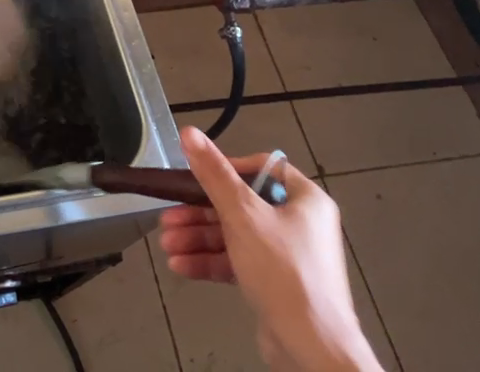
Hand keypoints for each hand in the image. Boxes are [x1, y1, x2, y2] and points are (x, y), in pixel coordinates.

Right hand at [158, 127, 382, 371]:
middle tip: (168, 217)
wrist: (312, 347)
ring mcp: (288, 256)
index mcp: (304, 199)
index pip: (261, 168)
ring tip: (167, 244)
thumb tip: (189, 133)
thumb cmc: (282, 270)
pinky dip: (211, 261)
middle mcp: (299, 223)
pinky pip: (239, 262)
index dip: (226, 169)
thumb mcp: (243, 215)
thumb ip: (213, 174)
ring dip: (199, 238)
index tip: (196, 178)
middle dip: (200, 213)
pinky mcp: (276, 283)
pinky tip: (181, 265)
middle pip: (240, 205)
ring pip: (235, 235)